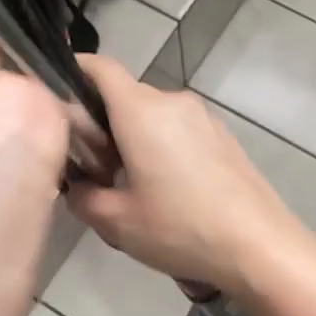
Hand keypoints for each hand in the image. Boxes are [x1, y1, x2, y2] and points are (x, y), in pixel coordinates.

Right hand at [65, 56, 314, 293]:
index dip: (72, 74)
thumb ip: (81, 197)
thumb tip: (77, 186)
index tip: (56, 104)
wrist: (259, 246)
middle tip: (94, 172)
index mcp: (141, 111)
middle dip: (101, 125)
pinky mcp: (223, 138)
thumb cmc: (180, 229)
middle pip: (124, 97)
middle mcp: (173, 103)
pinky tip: (167, 194)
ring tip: (131, 190)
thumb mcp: (116, 222)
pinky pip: (179, 132)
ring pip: (152, 117)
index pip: (99, 68)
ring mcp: (204, 119)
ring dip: (133, 141)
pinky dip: (161, 149)